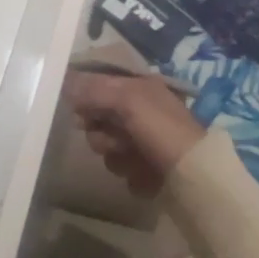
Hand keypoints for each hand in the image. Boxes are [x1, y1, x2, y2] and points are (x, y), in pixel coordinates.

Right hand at [63, 71, 206, 196]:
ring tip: (135, 157)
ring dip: (117, 154)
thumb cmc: (162, 128)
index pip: (100, 85)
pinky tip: (144, 172)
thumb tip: (65, 82)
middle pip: (99, 119)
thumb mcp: (129, 100)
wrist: (193, 175)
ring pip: (107, 147)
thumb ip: (95, 89)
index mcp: (139, 87)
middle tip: (116, 138)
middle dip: (102, 132)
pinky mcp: (146, 168)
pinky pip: (122, 168)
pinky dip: (131, 172)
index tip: (81, 112)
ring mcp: (143, 141)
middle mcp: (140, 111)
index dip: (86, 98)